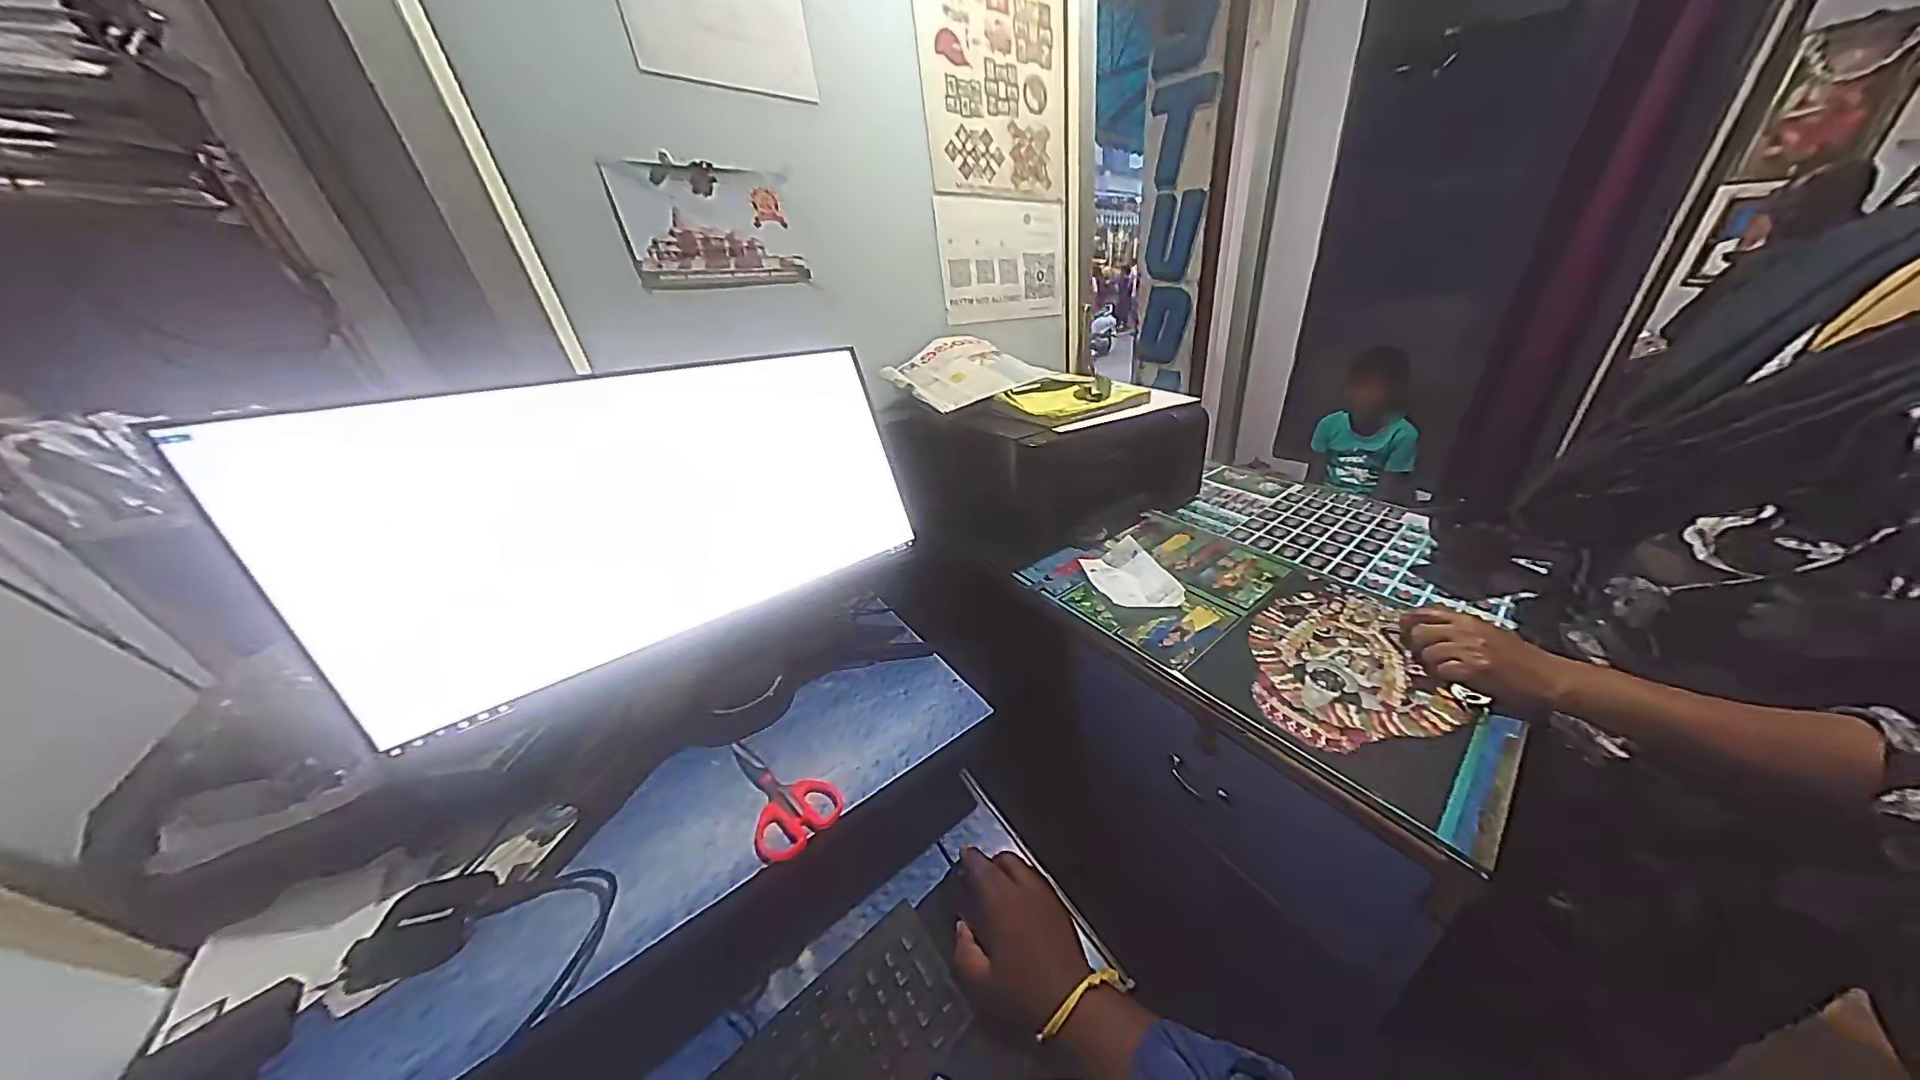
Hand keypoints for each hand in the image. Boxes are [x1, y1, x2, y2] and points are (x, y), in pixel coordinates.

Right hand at [951, 846, 1090, 1033]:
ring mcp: (1046, 896)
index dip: (970, 858)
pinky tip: (1020, 906)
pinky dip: (1025, 884)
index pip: (981, 866)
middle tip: (978, 879)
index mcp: (1000, 900)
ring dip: (1008, 872)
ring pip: (1024, 868)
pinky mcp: (1061, 908)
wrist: (1072, 1006)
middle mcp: (1024, 889)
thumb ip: (963, 951)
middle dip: (990, 864)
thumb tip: (962, 929)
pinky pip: (1038, 882)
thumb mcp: (979, 983)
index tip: (962, 857)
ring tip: (998, 892)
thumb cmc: (1021, 994)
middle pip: (1005, 859)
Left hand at [1399, 607, 1573, 710]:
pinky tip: (1451, 680)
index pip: (1425, 611)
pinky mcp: (1474, 668)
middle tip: (1421, 659)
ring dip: (1429, 665)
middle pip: (1419, 632)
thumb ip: (1456, 629)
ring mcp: (1470, 648)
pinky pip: (1441, 669)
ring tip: (1441, 671)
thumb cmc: (1518, 657)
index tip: (1403, 633)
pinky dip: (1440, 677)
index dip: (1408, 622)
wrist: (1549, 677)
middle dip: (1415, 647)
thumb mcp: (1486, 633)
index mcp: (1468, 619)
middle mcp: (1466, 630)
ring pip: (1427, 652)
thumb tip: (1422, 630)